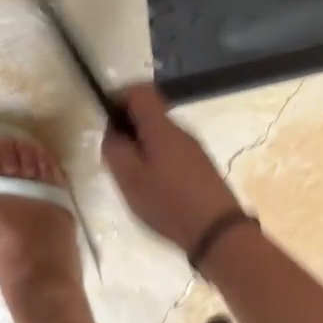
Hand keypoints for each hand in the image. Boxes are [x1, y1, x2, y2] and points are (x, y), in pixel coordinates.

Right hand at [101, 84, 242, 250]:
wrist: (218, 232)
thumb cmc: (169, 203)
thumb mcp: (130, 179)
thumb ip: (115, 149)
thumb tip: (111, 130)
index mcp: (161, 127)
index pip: (139, 91)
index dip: (117, 97)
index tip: (104, 119)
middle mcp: (180, 130)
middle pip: (149, 112)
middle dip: (127, 126)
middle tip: (113, 153)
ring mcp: (193, 148)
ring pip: (159, 133)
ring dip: (140, 144)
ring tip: (130, 174)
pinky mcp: (200, 165)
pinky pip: (171, 149)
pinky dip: (155, 157)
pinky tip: (152, 185)